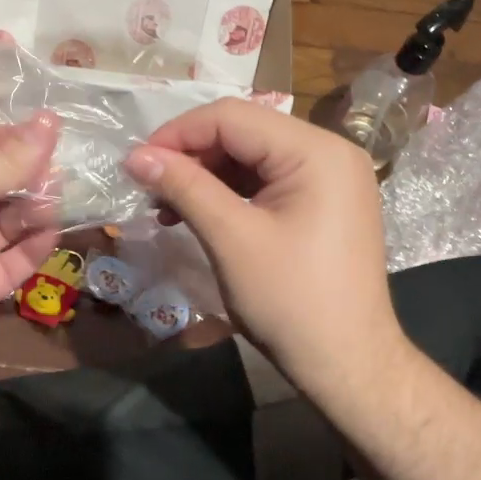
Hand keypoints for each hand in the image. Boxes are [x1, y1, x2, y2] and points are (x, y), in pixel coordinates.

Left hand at [0, 116, 60, 382]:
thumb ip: (0, 161)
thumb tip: (49, 122)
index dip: (4, 137)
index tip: (48, 135)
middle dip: (23, 174)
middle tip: (60, 173)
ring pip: (1, 223)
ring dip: (31, 210)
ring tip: (59, 202)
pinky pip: (8, 263)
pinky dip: (31, 248)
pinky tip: (54, 234)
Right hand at [124, 99, 400, 377]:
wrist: (346, 362)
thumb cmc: (290, 300)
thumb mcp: (231, 238)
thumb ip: (184, 187)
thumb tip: (134, 156)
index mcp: (316, 151)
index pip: (232, 117)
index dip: (177, 134)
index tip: (134, 165)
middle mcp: (329, 152)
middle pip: (243, 132)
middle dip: (190, 156)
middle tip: (147, 189)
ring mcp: (330, 180)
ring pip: (252, 158)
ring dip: (204, 176)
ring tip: (165, 207)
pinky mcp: (322, 206)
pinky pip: (267, 183)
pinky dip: (228, 195)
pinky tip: (197, 215)